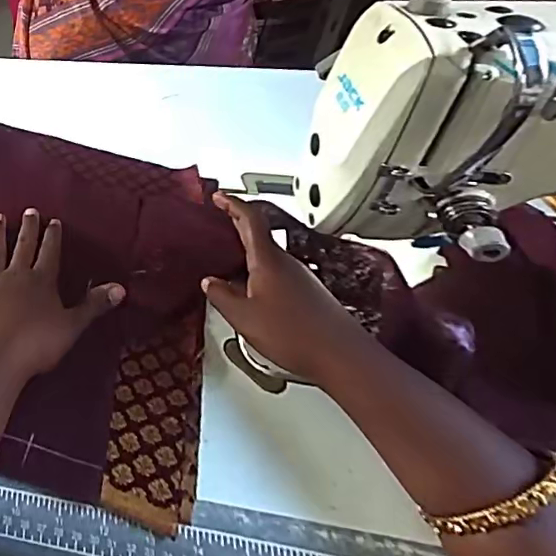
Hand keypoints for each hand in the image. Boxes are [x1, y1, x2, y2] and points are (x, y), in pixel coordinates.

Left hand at [0, 209, 124, 387]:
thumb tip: (121, 288)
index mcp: (42, 280)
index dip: (53, 237)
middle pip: (24, 246)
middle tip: (29, 210)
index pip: (50, 253)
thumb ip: (93, 305)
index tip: (54, 220)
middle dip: (28, 228)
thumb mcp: (72, 325)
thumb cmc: (36, 343)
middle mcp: (17, 275)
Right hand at [200, 192, 375, 383]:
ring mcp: (301, 277)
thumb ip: (222, 295)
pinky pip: (279, 273)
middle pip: (260, 235)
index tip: (218, 196)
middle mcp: (287, 263)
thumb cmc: (295, 335)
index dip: (233, 204)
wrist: (345, 359)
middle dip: (237, 227)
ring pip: (269, 256)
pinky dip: (260, 273)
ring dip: (248, 254)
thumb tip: (211, 282)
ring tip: (229, 265)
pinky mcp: (310, 293)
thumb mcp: (244, 317)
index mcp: (268, 260)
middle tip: (219, 225)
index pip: (250, 219)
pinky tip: (253, 293)